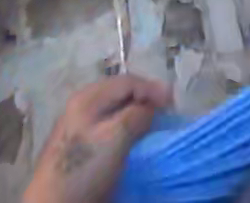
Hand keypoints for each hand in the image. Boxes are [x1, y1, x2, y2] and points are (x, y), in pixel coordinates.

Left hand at [23, 74, 169, 202]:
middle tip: (164, 110)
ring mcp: (77, 124)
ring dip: (134, 112)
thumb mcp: (116, 139)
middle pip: (119, 91)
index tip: (172, 103)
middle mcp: (81, 103)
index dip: (152, 88)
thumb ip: (136, 115)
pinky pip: (106, 124)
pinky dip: (123, 126)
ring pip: (113, 108)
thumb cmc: (84, 169)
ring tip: (150, 123)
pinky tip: (130, 138)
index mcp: (89, 96)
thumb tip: (151, 106)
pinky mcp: (77, 145)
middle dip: (143, 98)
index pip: (127, 81)